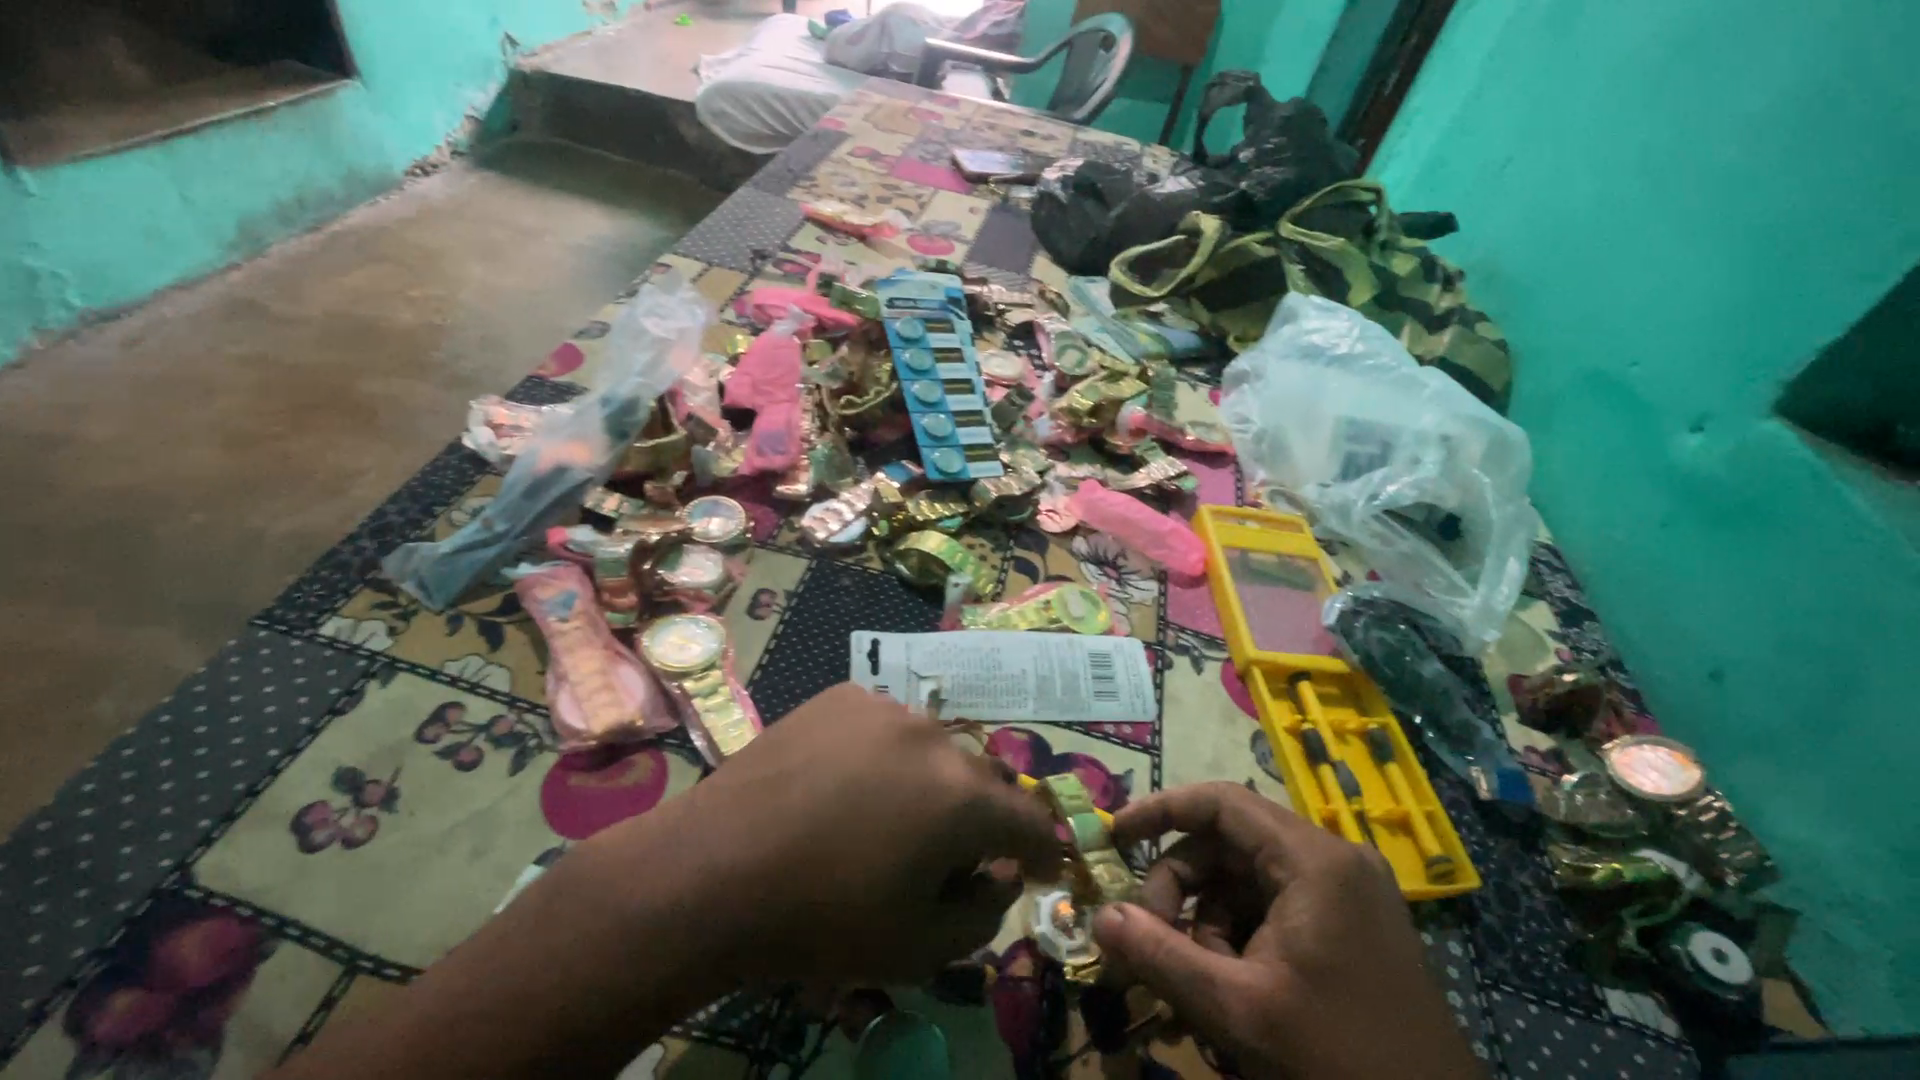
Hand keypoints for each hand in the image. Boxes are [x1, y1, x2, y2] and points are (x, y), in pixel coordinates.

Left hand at [591, 683, 1058, 983]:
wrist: (711, 871)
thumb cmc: (820, 920)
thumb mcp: (918, 948)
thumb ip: (984, 913)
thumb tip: (1000, 874)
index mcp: (964, 799)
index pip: (1030, 821)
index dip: (1042, 851)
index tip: (1037, 868)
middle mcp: (934, 739)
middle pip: (983, 779)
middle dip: (982, 818)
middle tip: (952, 854)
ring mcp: (884, 709)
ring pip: (933, 748)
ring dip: (931, 782)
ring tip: (891, 816)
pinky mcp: (840, 697)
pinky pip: (885, 727)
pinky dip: (885, 755)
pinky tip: (845, 784)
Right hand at [1092, 782, 1483, 1079]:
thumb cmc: (1336, 1057)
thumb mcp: (1237, 1007)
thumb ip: (1160, 955)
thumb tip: (1100, 917)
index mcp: (1313, 859)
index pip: (1220, 802)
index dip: (1160, 811)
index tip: (1114, 839)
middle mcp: (1332, 859)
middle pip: (1228, 844)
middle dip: (1180, 888)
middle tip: (1149, 940)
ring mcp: (1346, 891)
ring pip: (1245, 879)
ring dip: (1206, 920)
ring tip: (1198, 978)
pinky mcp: (1350, 922)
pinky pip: (1272, 907)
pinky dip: (1237, 935)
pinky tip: (1228, 983)